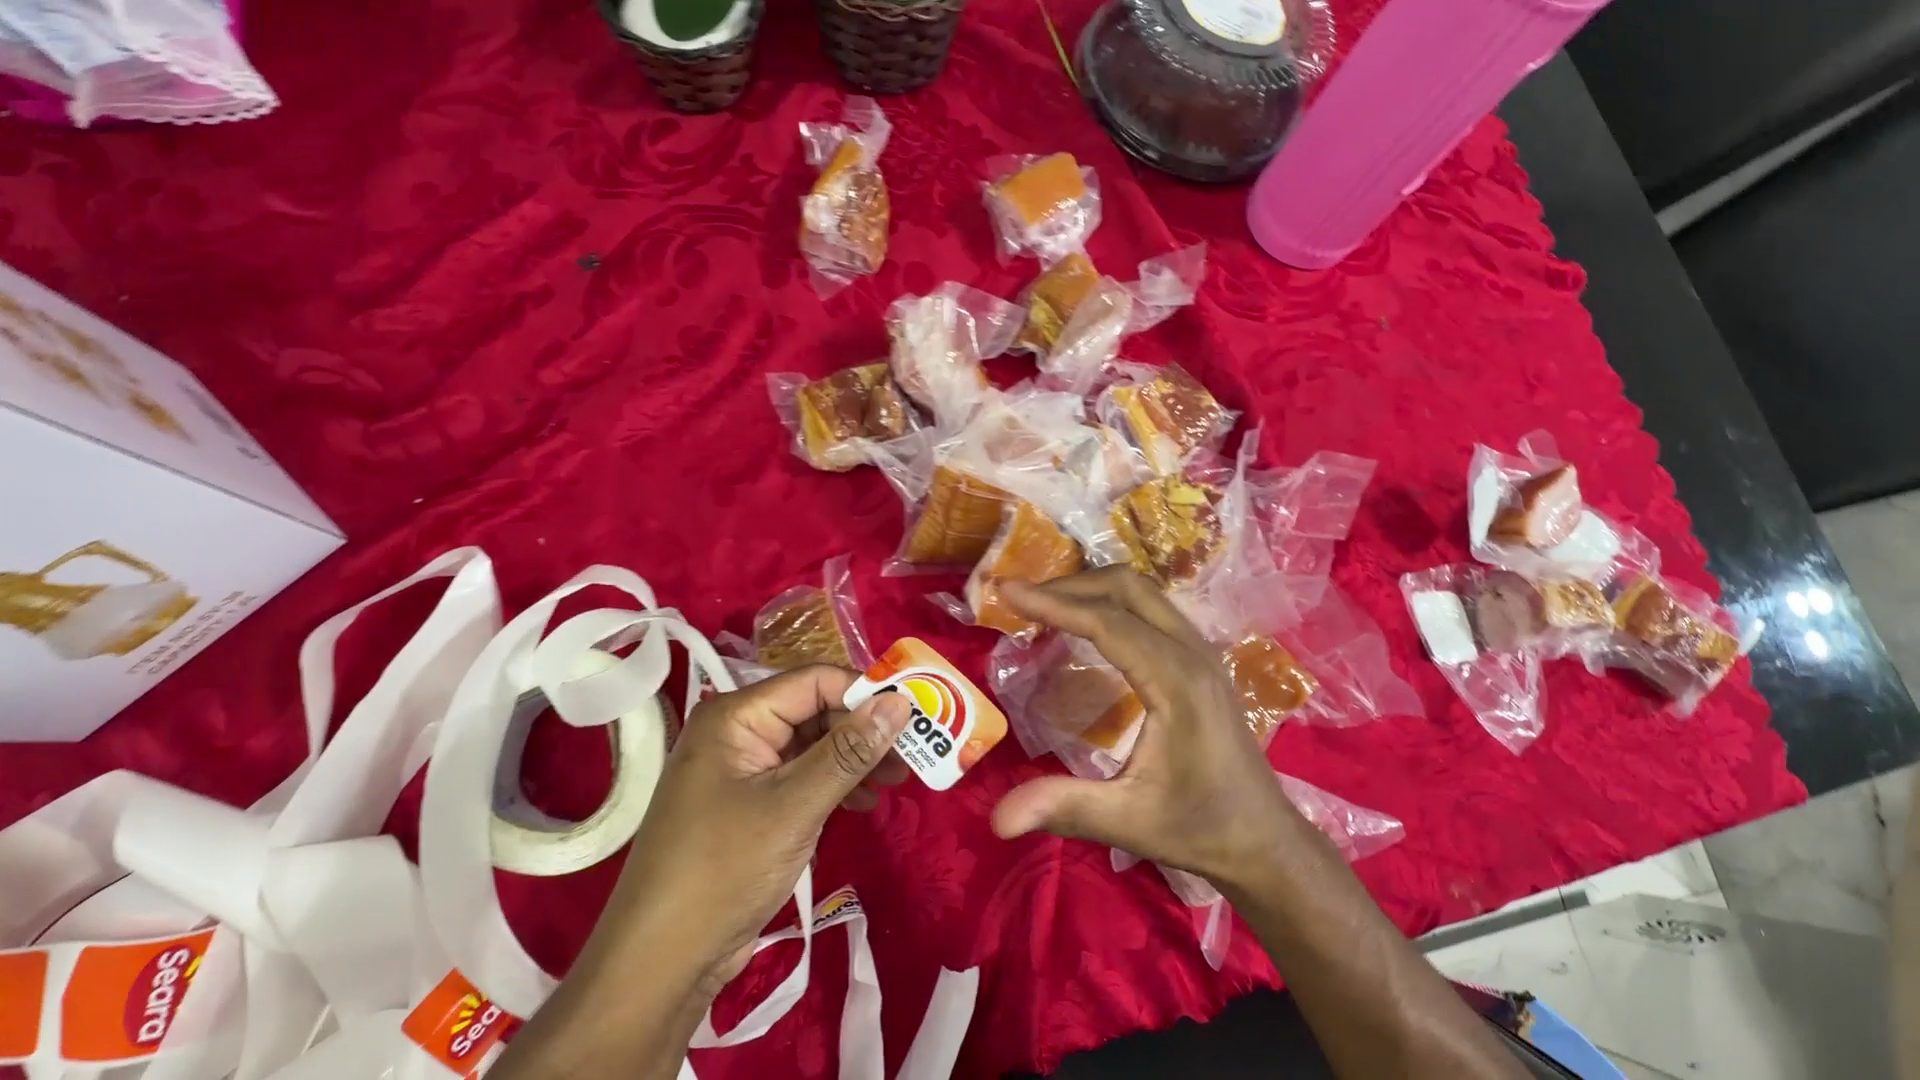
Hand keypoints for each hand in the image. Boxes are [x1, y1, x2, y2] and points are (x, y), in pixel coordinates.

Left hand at [601, 666, 911, 992]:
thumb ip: (849, 752)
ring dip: (855, 760)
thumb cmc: (725, 869)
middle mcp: (736, 732)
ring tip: (897, 781)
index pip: (815, 681)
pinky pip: (800, 777)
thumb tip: (900, 702)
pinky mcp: (748, 805)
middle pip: (814, 711)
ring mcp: (740, 770)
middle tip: (915, 755)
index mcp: (736, 716)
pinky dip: (834, 785)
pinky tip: (863, 804)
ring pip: (811, 746)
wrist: (663, 957)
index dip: (866, 693)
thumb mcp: (795, 806)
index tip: (917, 716)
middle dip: (864, 730)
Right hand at [991, 569, 1300, 887]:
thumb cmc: (1200, 827)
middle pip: (1128, 588)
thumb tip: (996, 820)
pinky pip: (1153, 610)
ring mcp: (1202, 653)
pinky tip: (1086, 627)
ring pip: (1143, 593)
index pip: (1107, 622)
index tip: (1006, 590)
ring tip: (1044, 607)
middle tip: (1021, 599)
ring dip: (1092, 590)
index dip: (1053, 603)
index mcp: (1177, 682)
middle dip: (1070, 585)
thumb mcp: (1129, 822)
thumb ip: (1065, 808)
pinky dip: (1112, 604)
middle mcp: (1193, 654)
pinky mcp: (1201, 661)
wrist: (1264, 839)